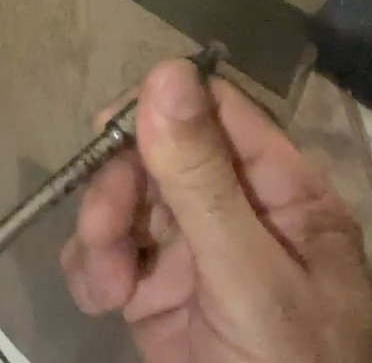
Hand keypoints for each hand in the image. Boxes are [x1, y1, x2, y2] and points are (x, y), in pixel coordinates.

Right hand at [60, 60, 371, 362]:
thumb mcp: (249, 279)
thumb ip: (202, 179)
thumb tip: (166, 69)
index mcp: (280, 190)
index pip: (213, 109)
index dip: (158, 110)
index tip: (111, 132)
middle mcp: (234, 207)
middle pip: (154, 150)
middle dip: (118, 187)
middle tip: (104, 228)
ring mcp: (191, 249)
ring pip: (120, 196)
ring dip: (99, 234)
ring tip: (108, 287)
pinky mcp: (154, 288)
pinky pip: (105, 248)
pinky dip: (90, 269)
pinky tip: (102, 303)